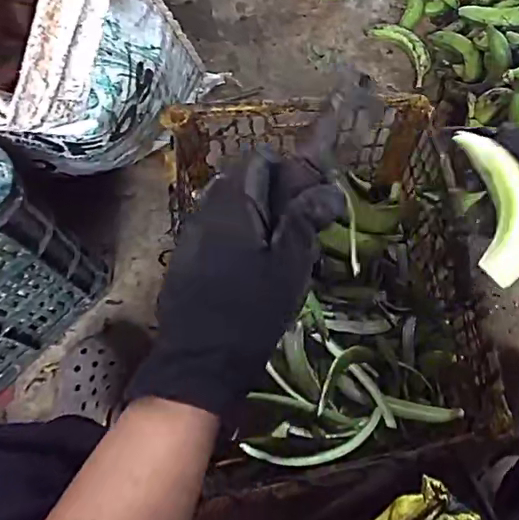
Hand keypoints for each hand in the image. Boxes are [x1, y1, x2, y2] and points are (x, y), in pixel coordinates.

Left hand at [131, 148, 342, 416]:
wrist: (199, 362)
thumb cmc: (251, 311)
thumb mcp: (289, 265)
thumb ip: (305, 220)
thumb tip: (330, 189)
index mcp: (234, 204)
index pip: (261, 158)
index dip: (291, 166)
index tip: (315, 188)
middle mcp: (207, 208)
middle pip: (245, 177)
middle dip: (278, 188)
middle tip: (308, 217)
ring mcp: (193, 232)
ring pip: (233, 202)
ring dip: (262, 209)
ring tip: (287, 240)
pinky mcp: (188, 255)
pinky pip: (220, 224)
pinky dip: (245, 228)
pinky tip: (260, 259)